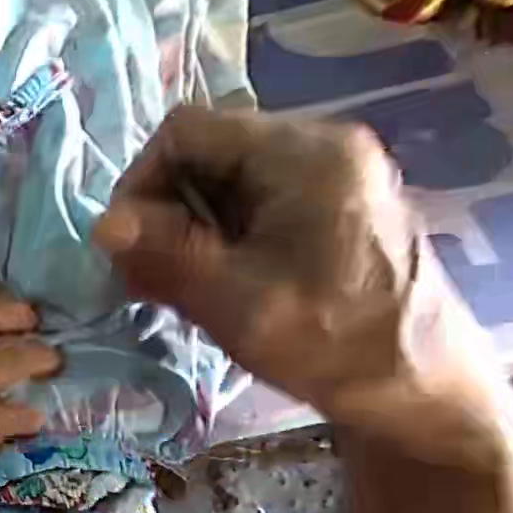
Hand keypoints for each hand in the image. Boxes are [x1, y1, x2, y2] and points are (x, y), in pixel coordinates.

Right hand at [93, 108, 503, 447]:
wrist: (412, 381)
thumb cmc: (325, 340)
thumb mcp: (232, 299)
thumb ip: (166, 254)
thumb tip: (100, 225)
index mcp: (302, 154)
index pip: (184, 131)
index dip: (139, 182)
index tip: (129, 245)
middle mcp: (316, 146)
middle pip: (198, 153)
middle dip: (158, 211)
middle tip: (145, 275)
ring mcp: (323, 173)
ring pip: (213, 180)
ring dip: (178, 229)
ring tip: (172, 283)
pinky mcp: (322, 203)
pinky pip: (241, 202)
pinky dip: (207, 236)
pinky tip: (205, 278)